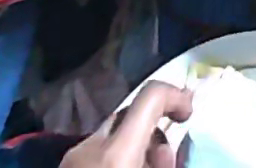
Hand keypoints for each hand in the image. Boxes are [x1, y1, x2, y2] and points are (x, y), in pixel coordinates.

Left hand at [61, 81, 193, 167]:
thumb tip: (182, 142)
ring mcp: (68, 162)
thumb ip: (172, 157)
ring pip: (111, 136)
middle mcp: (87, 149)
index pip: (150, 95)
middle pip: (130, 114)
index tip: (188, 115)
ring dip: (134, 148)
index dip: (175, 95)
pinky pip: (94, 157)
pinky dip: (113, 161)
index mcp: (115, 154)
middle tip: (166, 161)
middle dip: (154, 130)